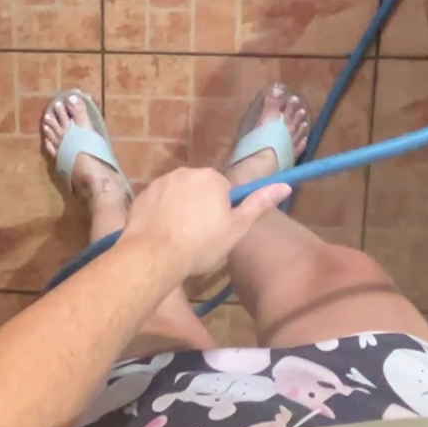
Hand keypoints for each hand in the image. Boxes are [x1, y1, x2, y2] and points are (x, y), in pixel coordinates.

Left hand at [118, 168, 291, 278]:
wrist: (154, 254)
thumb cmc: (201, 243)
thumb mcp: (237, 227)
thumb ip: (259, 203)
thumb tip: (285, 185)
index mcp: (211, 177)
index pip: (223, 189)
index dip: (222, 211)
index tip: (216, 230)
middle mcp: (185, 172)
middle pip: (199, 189)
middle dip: (200, 207)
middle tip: (199, 236)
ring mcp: (161, 182)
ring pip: (177, 195)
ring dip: (180, 210)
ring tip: (179, 238)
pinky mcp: (142, 195)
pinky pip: (158, 202)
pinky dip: (161, 214)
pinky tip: (162, 235)